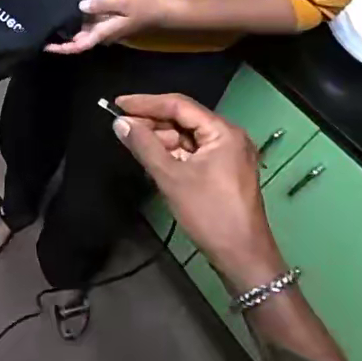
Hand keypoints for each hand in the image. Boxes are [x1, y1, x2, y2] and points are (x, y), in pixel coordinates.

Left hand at [45, 0, 174, 54]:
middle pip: (75, 40)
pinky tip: (66, 6)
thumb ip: (101, 6)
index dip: (61, 48)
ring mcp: (104, 27)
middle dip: (58, 37)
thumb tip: (80, 6)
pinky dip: (76, 17)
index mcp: (102, 34)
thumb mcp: (123, 4)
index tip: (44, 46)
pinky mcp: (107, 19)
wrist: (162, 12)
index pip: (78, 45)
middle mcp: (100, 34)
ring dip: (65, 27)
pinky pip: (88, 22)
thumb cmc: (145, 9)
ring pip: (80, 31)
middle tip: (38, 28)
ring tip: (47, 16)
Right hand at [111, 93, 285, 286]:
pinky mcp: (225, 169)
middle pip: (184, 119)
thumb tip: (120, 123)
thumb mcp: (171, 178)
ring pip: (188, 136)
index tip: (118, 104)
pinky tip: (153, 157)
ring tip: (133, 142)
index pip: (179, 105)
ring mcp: (229, 153)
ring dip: (161, 139)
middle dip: (152, 121)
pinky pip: (194, 151)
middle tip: (122, 125)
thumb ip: (144, 146)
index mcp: (222, 131)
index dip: (146, 103)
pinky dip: (173, 153)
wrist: (243, 258)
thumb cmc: (209, 214)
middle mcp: (229, 135)